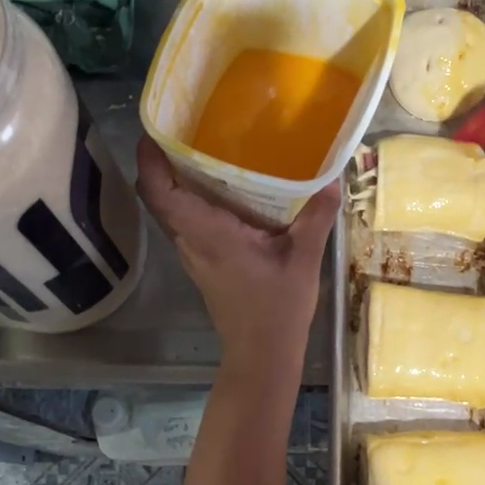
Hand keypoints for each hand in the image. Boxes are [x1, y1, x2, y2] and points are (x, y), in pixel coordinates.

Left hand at [135, 137, 337, 364]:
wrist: (261, 354)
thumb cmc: (277, 308)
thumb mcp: (304, 259)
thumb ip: (316, 217)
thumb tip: (333, 177)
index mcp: (208, 234)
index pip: (161, 193)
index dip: (150, 161)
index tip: (154, 131)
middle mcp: (191, 241)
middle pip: (158, 198)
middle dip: (160, 163)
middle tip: (181, 130)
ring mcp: (193, 255)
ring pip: (170, 211)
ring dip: (174, 181)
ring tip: (199, 149)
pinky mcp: (202, 263)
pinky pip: (186, 223)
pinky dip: (190, 200)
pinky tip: (219, 189)